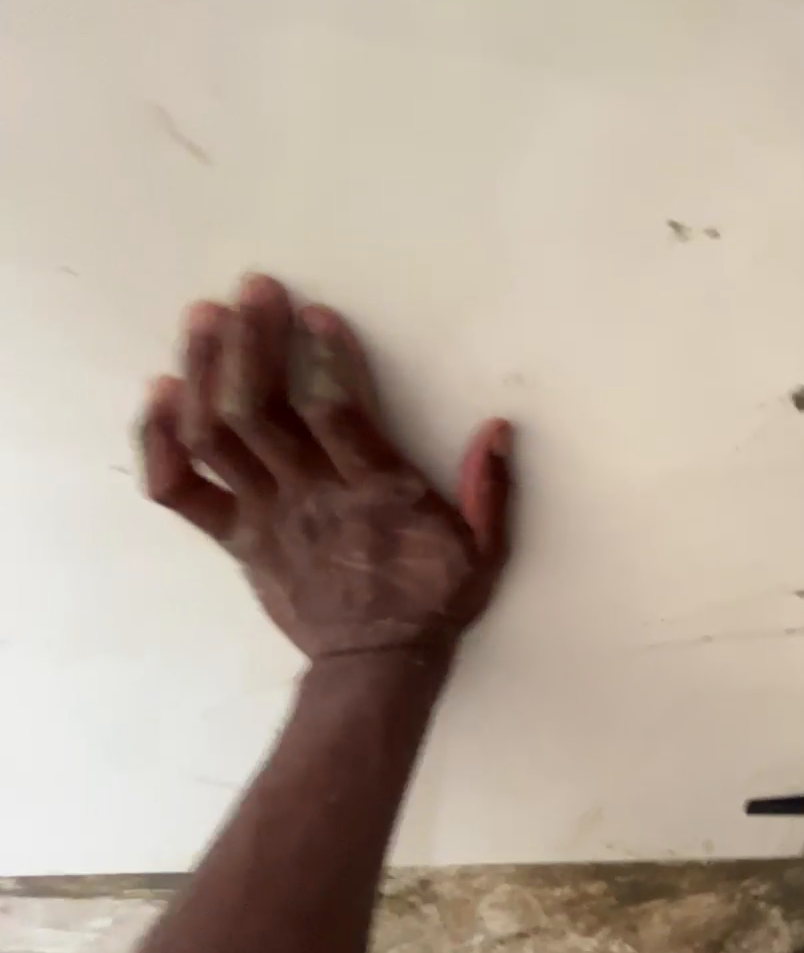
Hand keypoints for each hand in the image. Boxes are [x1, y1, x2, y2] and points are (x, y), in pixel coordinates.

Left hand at [137, 274, 513, 659]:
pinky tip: (160, 391)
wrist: (378, 661)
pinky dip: (156, 437)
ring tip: (205, 317)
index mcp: (378, 497)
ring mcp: (264, 516)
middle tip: (254, 291)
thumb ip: (492, 488)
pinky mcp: (233, 537)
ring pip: (215, 434)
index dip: (324, 359)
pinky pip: (177, 486)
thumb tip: (498, 428)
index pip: (339, 414)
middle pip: (261, 410)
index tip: (320, 316)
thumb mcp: (488, 548)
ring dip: (204, 369)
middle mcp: (312, 498)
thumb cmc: (437, 599)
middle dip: (253, 342)